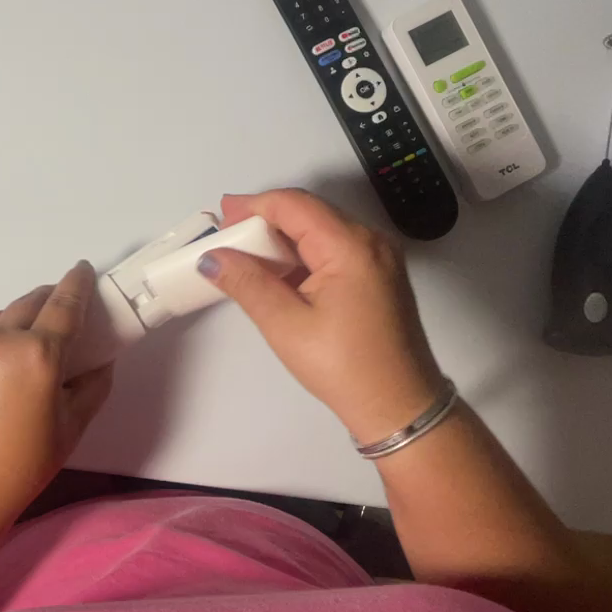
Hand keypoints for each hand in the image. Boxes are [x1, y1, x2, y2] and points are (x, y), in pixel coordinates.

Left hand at [0, 261, 114, 538]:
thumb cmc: (22, 465)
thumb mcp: (71, 427)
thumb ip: (94, 385)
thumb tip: (101, 360)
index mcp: (38, 355)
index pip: (64, 305)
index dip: (77, 284)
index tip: (83, 269)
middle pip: (30, 302)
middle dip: (49, 299)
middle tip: (61, 309)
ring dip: (17, 322)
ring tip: (25, 345)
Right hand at [199, 189, 443, 443]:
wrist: (399, 406)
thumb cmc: (344, 367)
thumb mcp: (285, 325)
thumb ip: (247, 283)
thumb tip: (212, 258)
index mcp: (351, 246)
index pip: (294, 205)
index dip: (254, 206)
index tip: (220, 218)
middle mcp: (370, 241)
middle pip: (309, 212)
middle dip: (266, 218)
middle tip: (227, 233)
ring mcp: (379, 257)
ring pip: (321, 229)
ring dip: (283, 236)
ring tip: (245, 252)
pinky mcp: (379, 275)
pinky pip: (335, 248)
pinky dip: (302, 253)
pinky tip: (278, 270)